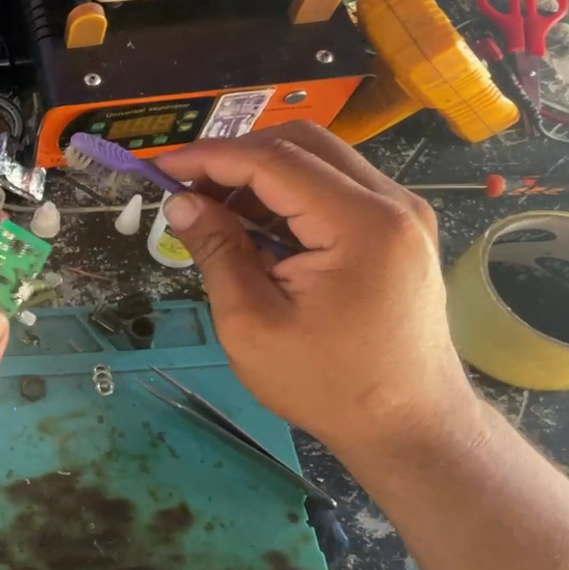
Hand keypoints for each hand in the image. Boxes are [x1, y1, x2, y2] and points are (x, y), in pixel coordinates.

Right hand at [153, 122, 479, 455]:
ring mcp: (400, 214)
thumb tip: (179, 202)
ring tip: (212, 210)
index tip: (160, 168)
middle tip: (186, 187)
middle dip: (234, 156)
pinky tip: (252, 228)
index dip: (209, 157)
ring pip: (318, 160)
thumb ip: (216, 251)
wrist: (408, 426)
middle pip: (302, 143)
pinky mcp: (396, 231)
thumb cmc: (325, 383)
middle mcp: (391, 203)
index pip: (273, 161)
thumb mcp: (251, 322)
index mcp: (360, 224)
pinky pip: (333, 187)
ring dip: (259, 174)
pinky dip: (285, 195)